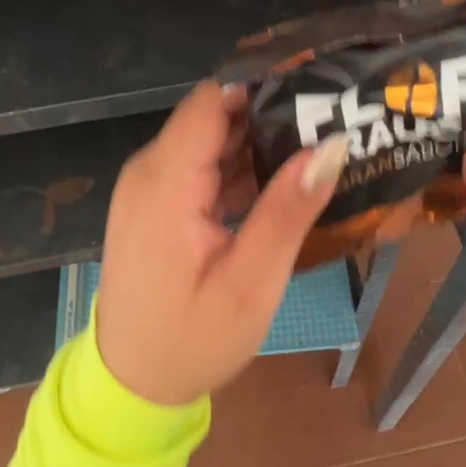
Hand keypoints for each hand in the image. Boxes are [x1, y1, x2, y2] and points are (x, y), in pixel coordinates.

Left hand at [95, 82, 347, 404]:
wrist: (131, 387)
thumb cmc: (191, 340)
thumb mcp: (250, 283)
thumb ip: (287, 210)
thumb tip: (332, 143)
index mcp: (165, 182)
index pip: (213, 100)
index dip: (263, 82)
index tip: (318, 80)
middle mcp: (150, 171)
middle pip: (214, 116)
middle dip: (271, 112)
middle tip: (334, 116)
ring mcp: (148, 187)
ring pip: (210, 141)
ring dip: (258, 142)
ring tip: (322, 143)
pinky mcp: (155, 204)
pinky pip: (200, 168)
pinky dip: (239, 169)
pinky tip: (283, 182)